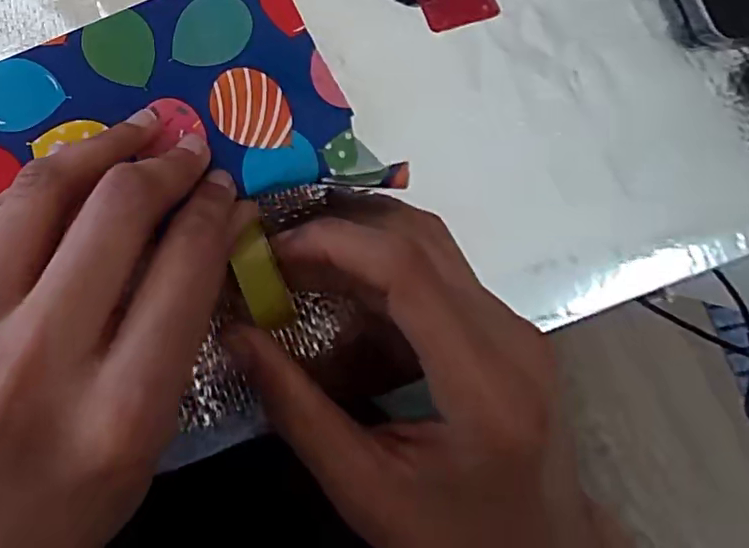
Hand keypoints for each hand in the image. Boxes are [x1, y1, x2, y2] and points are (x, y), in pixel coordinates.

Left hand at [0, 108, 255, 547]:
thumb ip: (184, 309)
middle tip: (182, 141)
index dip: (210, 205)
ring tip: (130, 132)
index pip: (182, 263)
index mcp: (114, 414)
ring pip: (38, 191)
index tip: (220, 179)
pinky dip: (33, 192)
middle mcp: (28, 369)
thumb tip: (218, 206)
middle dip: (160, 162)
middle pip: (113, 210)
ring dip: (96, 148)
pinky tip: (62, 183)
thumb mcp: (152, 424)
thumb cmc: (75, 493)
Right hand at [227, 197, 621, 547]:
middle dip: (340, 230)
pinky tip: (344, 294)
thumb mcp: (365, 490)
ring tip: (303, 263)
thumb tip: (237, 335)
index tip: (276, 249)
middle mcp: (509, 335)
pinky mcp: (503, 323)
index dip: (335, 241)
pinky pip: (436, 269)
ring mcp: (511, 323)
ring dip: (361, 240)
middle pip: (418, 238)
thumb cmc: (455, 540)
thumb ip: (297, 409)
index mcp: (484, 383)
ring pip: (428, 242)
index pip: (408, 270)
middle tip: (280, 250)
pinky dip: (381, 269)